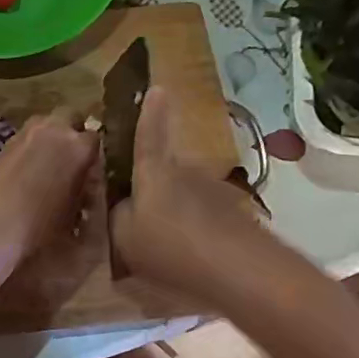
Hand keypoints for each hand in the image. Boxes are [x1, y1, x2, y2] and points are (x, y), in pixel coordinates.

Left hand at [0, 110, 96, 256]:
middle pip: (70, 117)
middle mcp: (53, 130)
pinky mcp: (3, 143)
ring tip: (46, 168)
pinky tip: (25, 173)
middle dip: (72, 133)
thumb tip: (85, 180)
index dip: (92, 155)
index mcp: (79, 147)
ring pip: (45, 124)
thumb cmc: (41, 231)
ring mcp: (25, 133)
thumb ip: (85, 188)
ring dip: (50, 137)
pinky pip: (25, 137)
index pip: (95, 138)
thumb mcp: (75, 213)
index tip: (89, 172)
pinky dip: (30, 148)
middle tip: (70, 162)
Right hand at [111, 86, 269, 299]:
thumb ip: (118, 216)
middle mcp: (187, 172)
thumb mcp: (124, 237)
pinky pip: (204, 216)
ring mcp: (214, 192)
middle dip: (154, 185)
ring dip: (175, 211)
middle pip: (166, 170)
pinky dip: (195, 230)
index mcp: (154, 171)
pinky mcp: (234, 214)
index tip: (159, 87)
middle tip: (140, 215)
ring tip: (165, 245)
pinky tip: (190, 259)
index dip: (151, 111)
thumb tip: (123, 205)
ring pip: (185, 195)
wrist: (240, 270)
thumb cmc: (170, 246)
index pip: (149, 133)